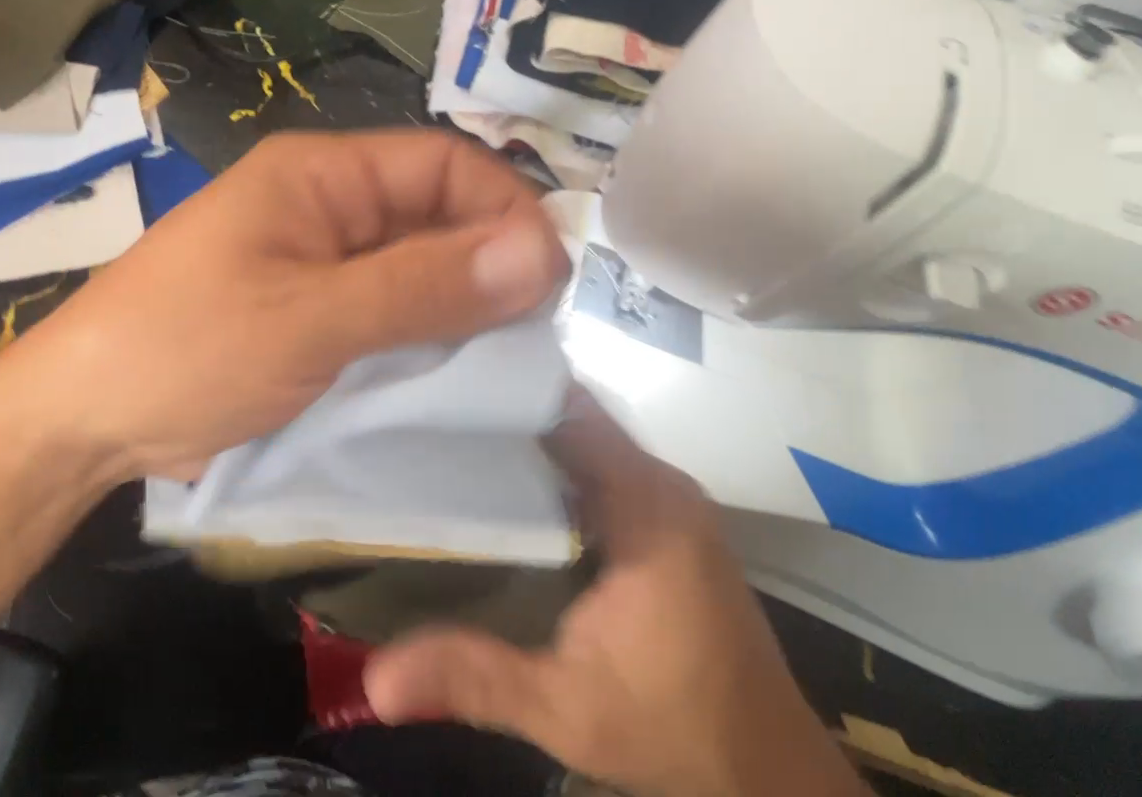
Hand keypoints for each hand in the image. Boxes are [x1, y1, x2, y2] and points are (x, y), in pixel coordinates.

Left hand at [0, 129, 567, 479]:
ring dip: (458, 312)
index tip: (551, 286)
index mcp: (319, 176)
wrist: (84, 419)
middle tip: (537, 338)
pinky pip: (382, 317)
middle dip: (488, 267)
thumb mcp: (308, 319)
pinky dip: (418, 342)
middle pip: (433, 218)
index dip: (506, 213)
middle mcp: (323, 209)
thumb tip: (543, 251)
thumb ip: (421, 286)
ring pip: (413, 273)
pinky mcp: (304, 318)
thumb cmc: (187, 351)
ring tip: (507, 364)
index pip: (444, 164)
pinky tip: (451, 381)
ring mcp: (312, 266)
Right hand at [364, 396, 870, 796]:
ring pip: (577, 440)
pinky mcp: (660, 525)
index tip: (424, 384)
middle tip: (409, 411)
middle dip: (492, 410)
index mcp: (646, 507)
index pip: (564, 408)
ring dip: (514, 438)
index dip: (495, 390)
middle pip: (566, 415)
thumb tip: (373, 680)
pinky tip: (483, 487)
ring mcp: (664, 502)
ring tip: (430, 438)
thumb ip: (474, 678)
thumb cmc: (676, 732)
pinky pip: (589, 469)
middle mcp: (659, 486)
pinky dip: (538, 467)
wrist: (767, 776)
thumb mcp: (565, 710)